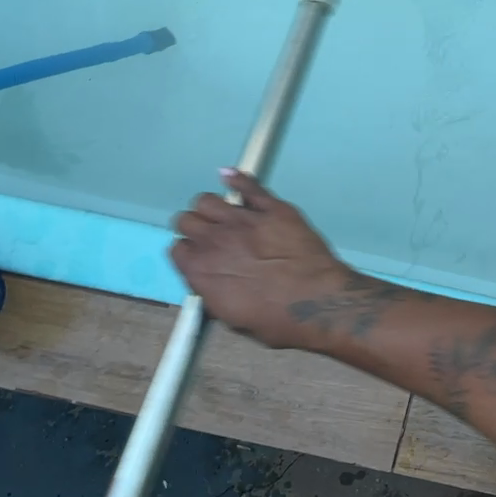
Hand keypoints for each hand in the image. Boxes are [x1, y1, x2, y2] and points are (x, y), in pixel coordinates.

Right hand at [169, 170, 357, 347]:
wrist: (317, 301)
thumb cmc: (276, 319)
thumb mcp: (231, 317)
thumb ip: (213, 291)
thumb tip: (211, 281)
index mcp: (199, 270)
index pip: (178, 249)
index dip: (191, 253)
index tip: (203, 257)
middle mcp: (214, 240)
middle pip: (187, 220)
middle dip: (197, 227)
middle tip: (214, 235)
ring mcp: (243, 220)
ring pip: (209, 200)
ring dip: (213, 207)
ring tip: (226, 214)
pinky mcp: (273, 208)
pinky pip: (249, 186)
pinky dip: (238, 179)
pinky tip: (232, 177)